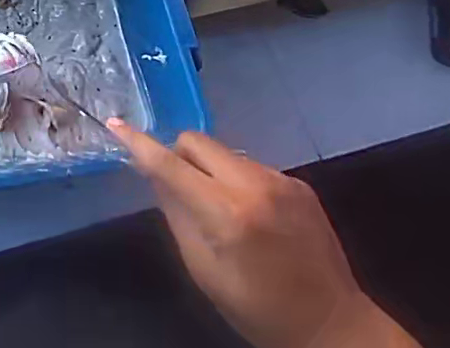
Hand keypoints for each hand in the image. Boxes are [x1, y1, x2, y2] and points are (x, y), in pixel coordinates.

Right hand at [108, 119, 419, 347]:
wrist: (333, 324)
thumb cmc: (259, 310)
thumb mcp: (206, 272)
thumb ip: (177, 217)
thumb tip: (155, 175)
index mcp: (227, 213)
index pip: (171, 166)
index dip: (140, 145)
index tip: (116, 124)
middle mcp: (254, 183)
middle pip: (197, 142)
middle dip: (180, 156)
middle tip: (181, 190)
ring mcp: (280, 178)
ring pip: (225, 153)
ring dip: (212, 170)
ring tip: (224, 212)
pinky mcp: (298, 181)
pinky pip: (252, 166)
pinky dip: (239, 182)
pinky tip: (255, 218)